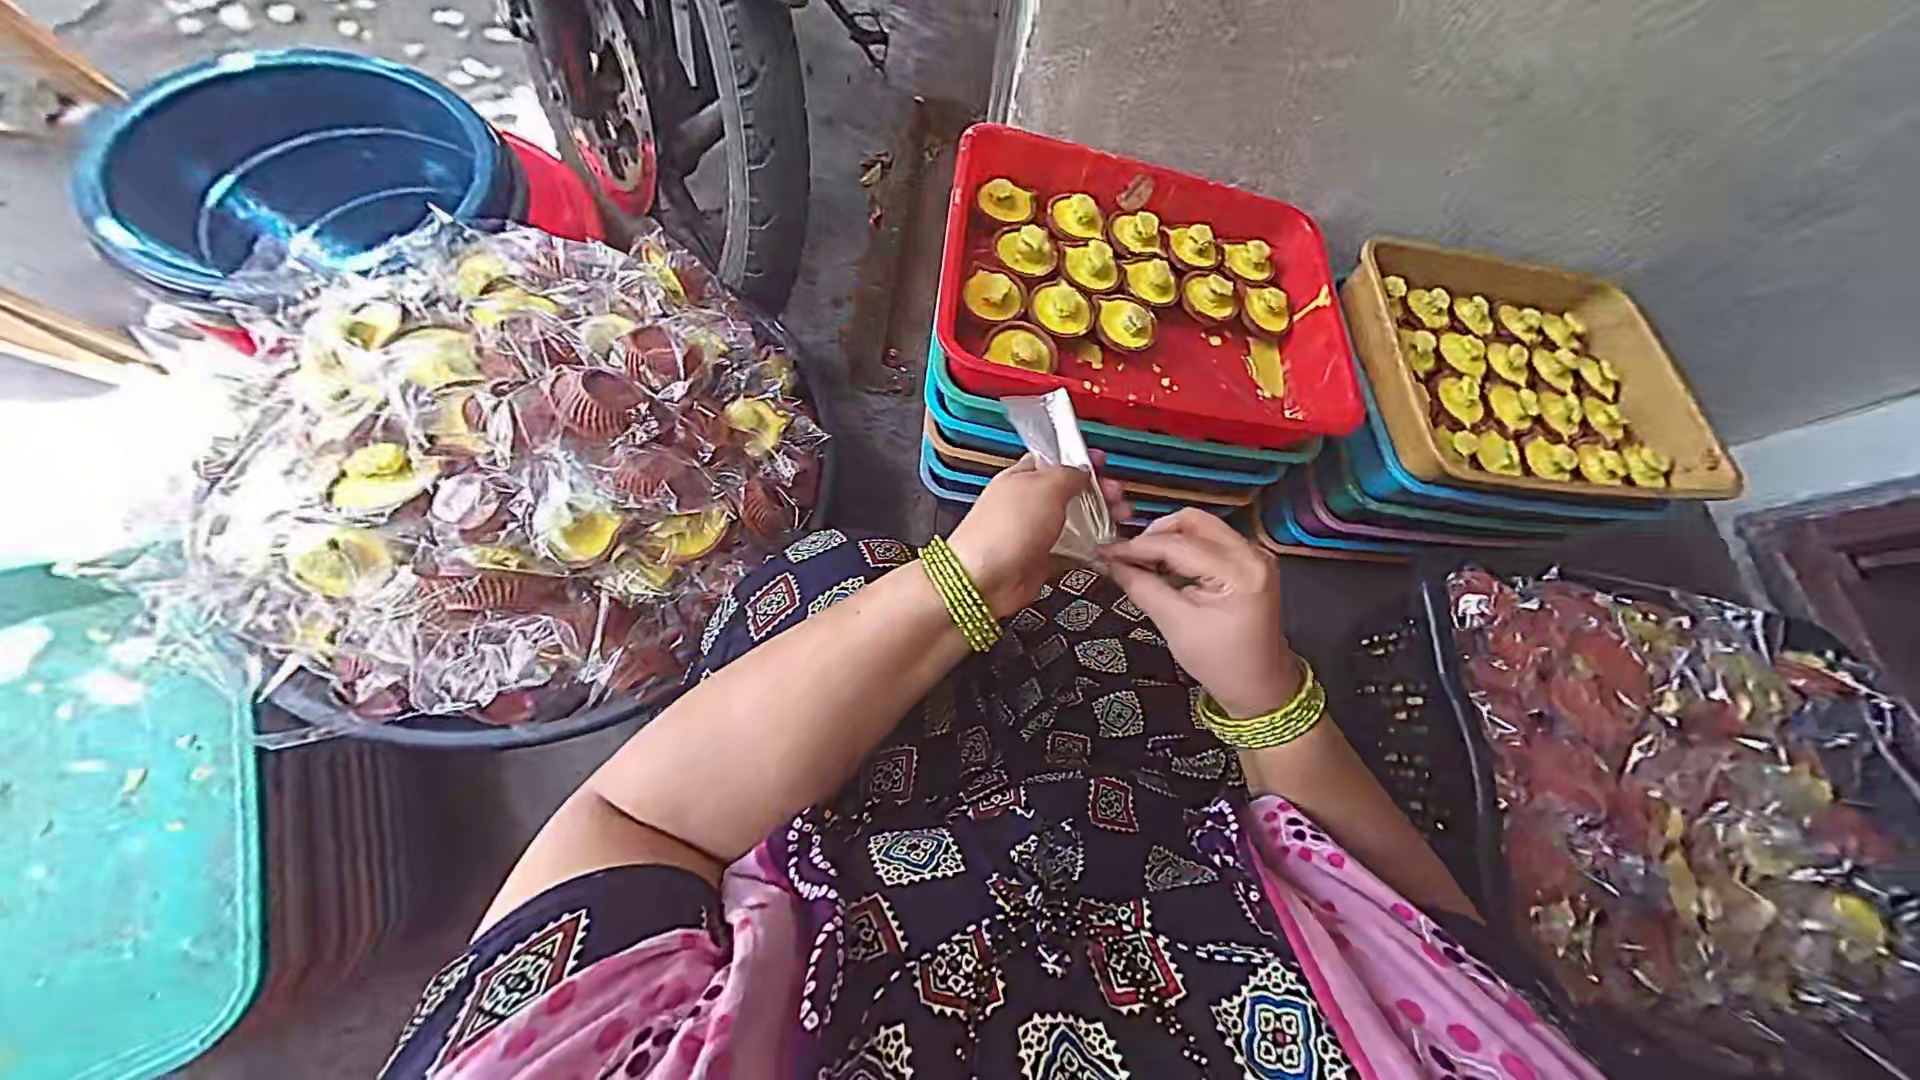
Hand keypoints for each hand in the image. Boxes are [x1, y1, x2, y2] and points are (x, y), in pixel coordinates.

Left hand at [946, 453, 1130, 616]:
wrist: (985, 578)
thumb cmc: (1005, 529)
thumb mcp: (1044, 487)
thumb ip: (1068, 474)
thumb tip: (1083, 469)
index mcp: (1023, 478)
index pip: (1055, 460)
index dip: (1079, 458)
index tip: (1102, 461)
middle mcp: (1029, 504)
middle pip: (1071, 491)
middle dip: (1098, 490)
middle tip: (1116, 493)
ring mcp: (1036, 532)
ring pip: (1077, 521)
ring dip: (1102, 518)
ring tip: (1121, 517)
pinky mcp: (1043, 559)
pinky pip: (1074, 550)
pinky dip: (1092, 549)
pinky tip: (1108, 546)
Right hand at [1100, 509, 1299, 717]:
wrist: (1259, 684)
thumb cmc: (1219, 661)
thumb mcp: (1174, 624)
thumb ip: (1141, 586)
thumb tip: (1110, 562)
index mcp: (1239, 572)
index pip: (1177, 545)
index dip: (1136, 546)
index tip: (1104, 551)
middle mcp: (1252, 553)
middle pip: (1192, 521)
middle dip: (1153, 535)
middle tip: (1126, 556)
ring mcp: (1253, 554)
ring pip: (1199, 526)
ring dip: (1166, 539)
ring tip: (1141, 562)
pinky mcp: (1247, 559)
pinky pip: (1207, 539)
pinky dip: (1181, 547)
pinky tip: (1162, 565)